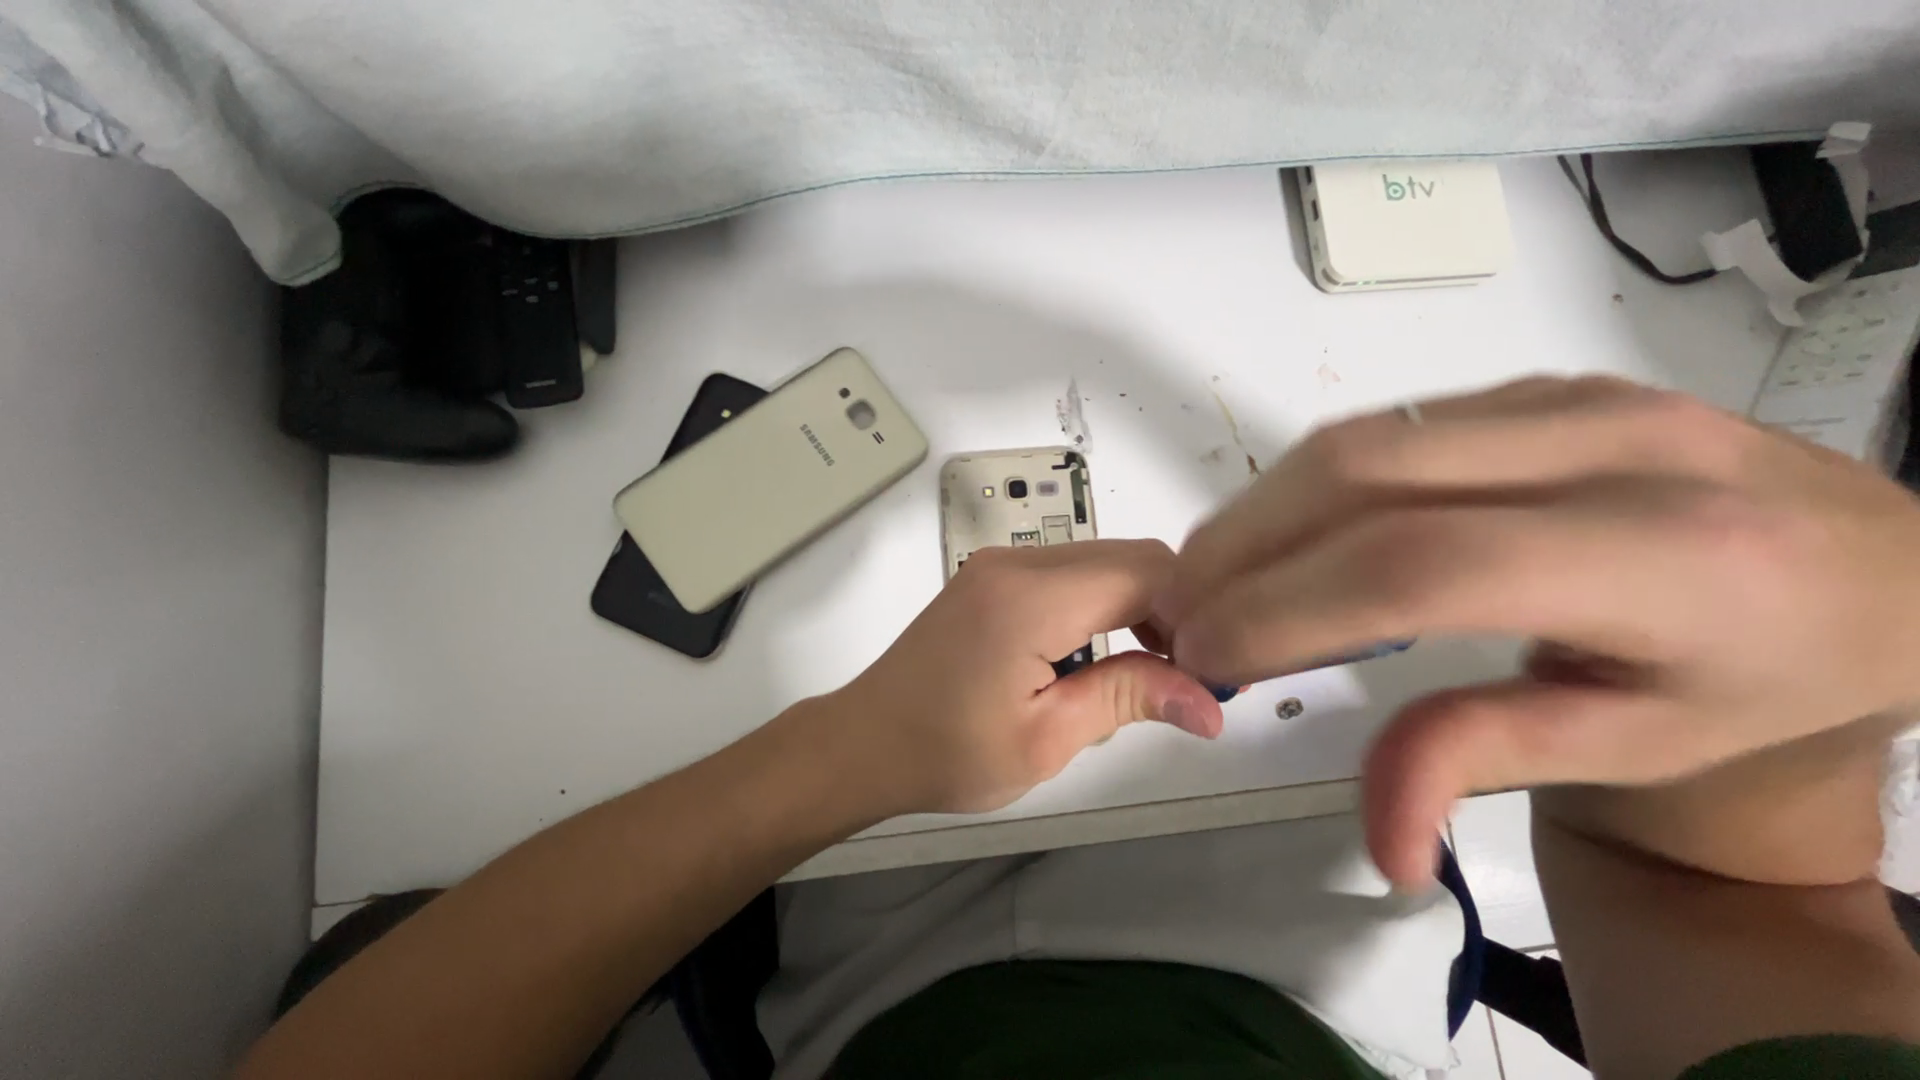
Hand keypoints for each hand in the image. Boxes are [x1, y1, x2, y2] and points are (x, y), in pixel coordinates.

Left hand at [822, 540, 1223, 816]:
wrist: (866, 742)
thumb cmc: (950, 753)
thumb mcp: (1046, 737)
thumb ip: (1129, 699)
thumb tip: (1209, 703)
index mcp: (1032, 598)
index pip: (1148, 573)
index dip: (1192, 615)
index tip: (1208, 672)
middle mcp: (1017, 562)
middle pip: (1130, 557)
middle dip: (1171, 610)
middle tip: (1185, 678)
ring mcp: (1000, 564)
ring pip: (1102, 561)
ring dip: (1137, 607)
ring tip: (1145, 675)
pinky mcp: (991, 577)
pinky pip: (1069, 572)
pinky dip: (1100, 604)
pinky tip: (1095, 658)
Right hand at [1156, 376, 1919, 885]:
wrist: (1883, 568)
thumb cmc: (1766, 677)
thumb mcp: (1641, 745)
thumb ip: (1484, 762)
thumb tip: (1379, 840)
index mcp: (1668, 557)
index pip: (1425, 565)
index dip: (1290, 609)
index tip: (1208, 653)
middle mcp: (1614, 446)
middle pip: (1368, 474)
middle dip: (1245, 547)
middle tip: (1179, 611)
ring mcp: (1570, 399)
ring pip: (1362, 437)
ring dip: (1261, 510)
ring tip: (1211, 578)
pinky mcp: (1536, 388)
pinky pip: (1387, 427)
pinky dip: (1306, 486)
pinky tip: (1282, 536)